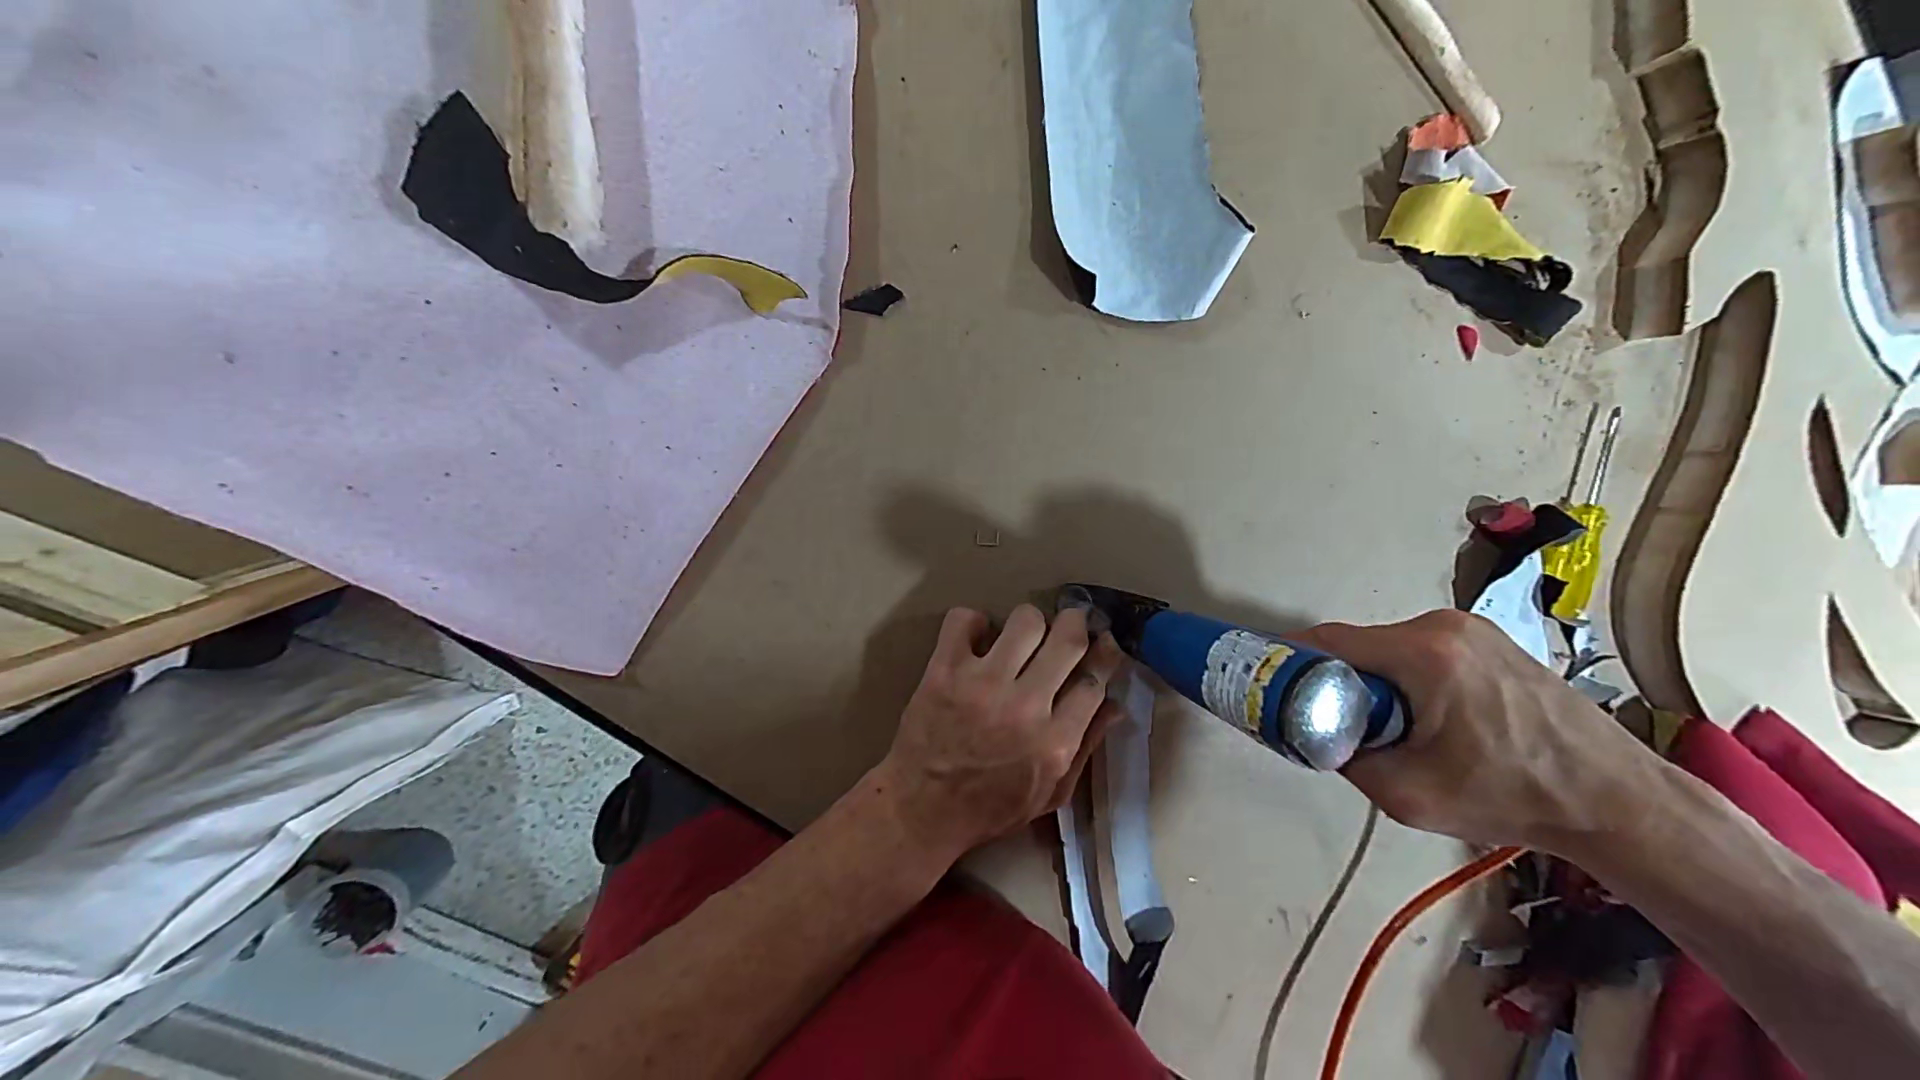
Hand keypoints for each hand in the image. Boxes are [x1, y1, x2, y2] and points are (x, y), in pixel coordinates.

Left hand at [870, 604, 1125, 861]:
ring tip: (1022, 636)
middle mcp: (1024, 706)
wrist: (923, 809)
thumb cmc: (991, 807)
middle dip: (1076, 623)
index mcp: (1054, 741)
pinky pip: (964, 620)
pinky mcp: (944, 671)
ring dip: (1029, 622)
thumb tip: (1115, 704)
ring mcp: (982, 685)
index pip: (1094, 679)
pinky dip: (973, 621)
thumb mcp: (1051, 793)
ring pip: (1024, 621)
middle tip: (1069, 623)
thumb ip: (1085, 747)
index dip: (1104, 655)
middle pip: (1068, 640)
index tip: (1102, 642)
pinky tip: (976, 638)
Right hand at [1296, 609, 1659, 853]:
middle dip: (1339, 680)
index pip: (1330, 640)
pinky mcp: (1493, 642)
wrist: (1620, 804)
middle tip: (1338, 722)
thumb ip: (1345, 757)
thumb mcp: (1404, 794)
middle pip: (1361, 644)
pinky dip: (1409, 677)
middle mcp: (1445, 626)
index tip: (1276, 686)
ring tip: (1391, 728)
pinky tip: (1430, 718)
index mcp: (1423, 653)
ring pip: (1391, 648)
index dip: (1293, 661)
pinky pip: (1425, 651)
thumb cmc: (1510, 798)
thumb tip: (1319, 734)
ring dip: (1376, 680)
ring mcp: (1474, 629)